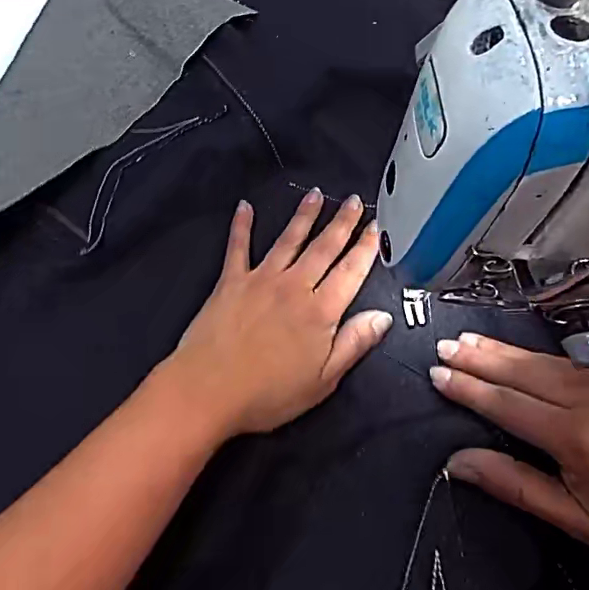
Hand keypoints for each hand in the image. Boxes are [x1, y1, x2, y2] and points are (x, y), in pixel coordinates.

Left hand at [160, 191, 390, 437]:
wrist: (206, 392)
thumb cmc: (267, 394)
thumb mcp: (323, 380)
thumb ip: (354, 344)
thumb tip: (382, 317)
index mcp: (320, 311)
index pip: (351, 270)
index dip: (366, 246)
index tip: (376, 227)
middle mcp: (294, 286)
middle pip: (324, 247)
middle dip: (342, 222)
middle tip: (353, 200)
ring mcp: (261, 279)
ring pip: (289, 239)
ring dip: (304, 215)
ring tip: (317, 195)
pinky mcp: (231, 282)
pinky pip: (238, 247)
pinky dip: (242, 226)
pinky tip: (245, 207)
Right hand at [430, 333, 588, 588]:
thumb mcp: (582, 523)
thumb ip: (516, 486)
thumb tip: (462, 463)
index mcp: (579, 435)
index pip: (507, 403)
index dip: (468, 388)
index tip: (439, 374)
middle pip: (525, 370)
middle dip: (481, 357)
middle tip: (448, 346)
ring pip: (550, 362)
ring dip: (509, 353)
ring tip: (475, 343)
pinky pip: (580, 365)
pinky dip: (546, 362)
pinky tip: (531, 361)